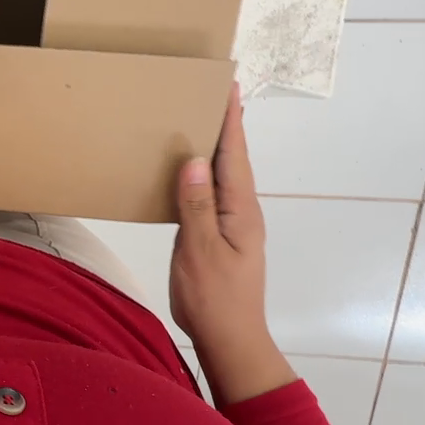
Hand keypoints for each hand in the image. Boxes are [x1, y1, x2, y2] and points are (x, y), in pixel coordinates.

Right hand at [170, 85, 294, 403]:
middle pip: (233, 161)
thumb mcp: (200, 250)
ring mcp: (230, 225)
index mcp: (240, 211)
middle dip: (224, 127)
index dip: (231, 122)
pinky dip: (199, 175)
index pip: (236, 157)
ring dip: (212, 149)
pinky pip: (208, 195)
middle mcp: (240, 212)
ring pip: (221, 177)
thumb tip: (196, 160)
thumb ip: (197, 206)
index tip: (228, 88)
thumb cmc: (214, 296)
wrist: (228, 337)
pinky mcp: (216, 236)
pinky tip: (184, 173)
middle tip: (210, 95)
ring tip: (195, 124)